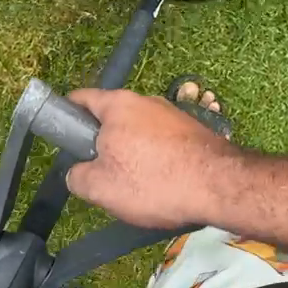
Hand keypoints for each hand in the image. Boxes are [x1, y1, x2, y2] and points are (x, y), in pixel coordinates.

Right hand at [64, 88, 242, 228]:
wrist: (221, 186)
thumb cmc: (155, 182)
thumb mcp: (100, 188)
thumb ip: (77, 176)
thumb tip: (79, 172)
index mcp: (118, 104)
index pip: (80, 99)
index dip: (66, 118)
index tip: (66, 142)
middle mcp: (147, 101)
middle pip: (113, 120)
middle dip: (106, 145)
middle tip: (105, 176)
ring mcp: (175, 115)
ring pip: (142, 134)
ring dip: (136, 156)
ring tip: (141, 188)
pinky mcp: (196, 132)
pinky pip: (166, 145)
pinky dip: (162, 162)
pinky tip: (166, 186)